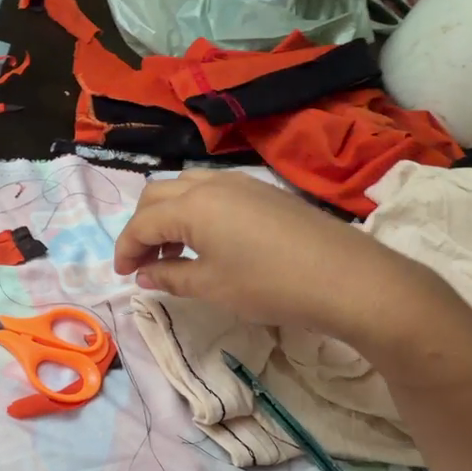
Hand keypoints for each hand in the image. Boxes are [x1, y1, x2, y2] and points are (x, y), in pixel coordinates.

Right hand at [112, 170, 453, 350]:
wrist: (348, 279)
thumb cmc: (270, 285)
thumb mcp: (211, 287)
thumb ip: (170, 276)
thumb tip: (144, 275)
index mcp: (191, 206)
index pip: (141, 223)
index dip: (126, 250)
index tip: (123, 276)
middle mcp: (211, 184)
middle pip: (158, 196)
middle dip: (142, 227)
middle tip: (145, 262)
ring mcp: (241, 183)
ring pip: (185, 188)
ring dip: (168, 216)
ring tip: (175, 252)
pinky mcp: (264, 191)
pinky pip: (213, 191)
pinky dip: (195, 211)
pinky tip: (208, 242)